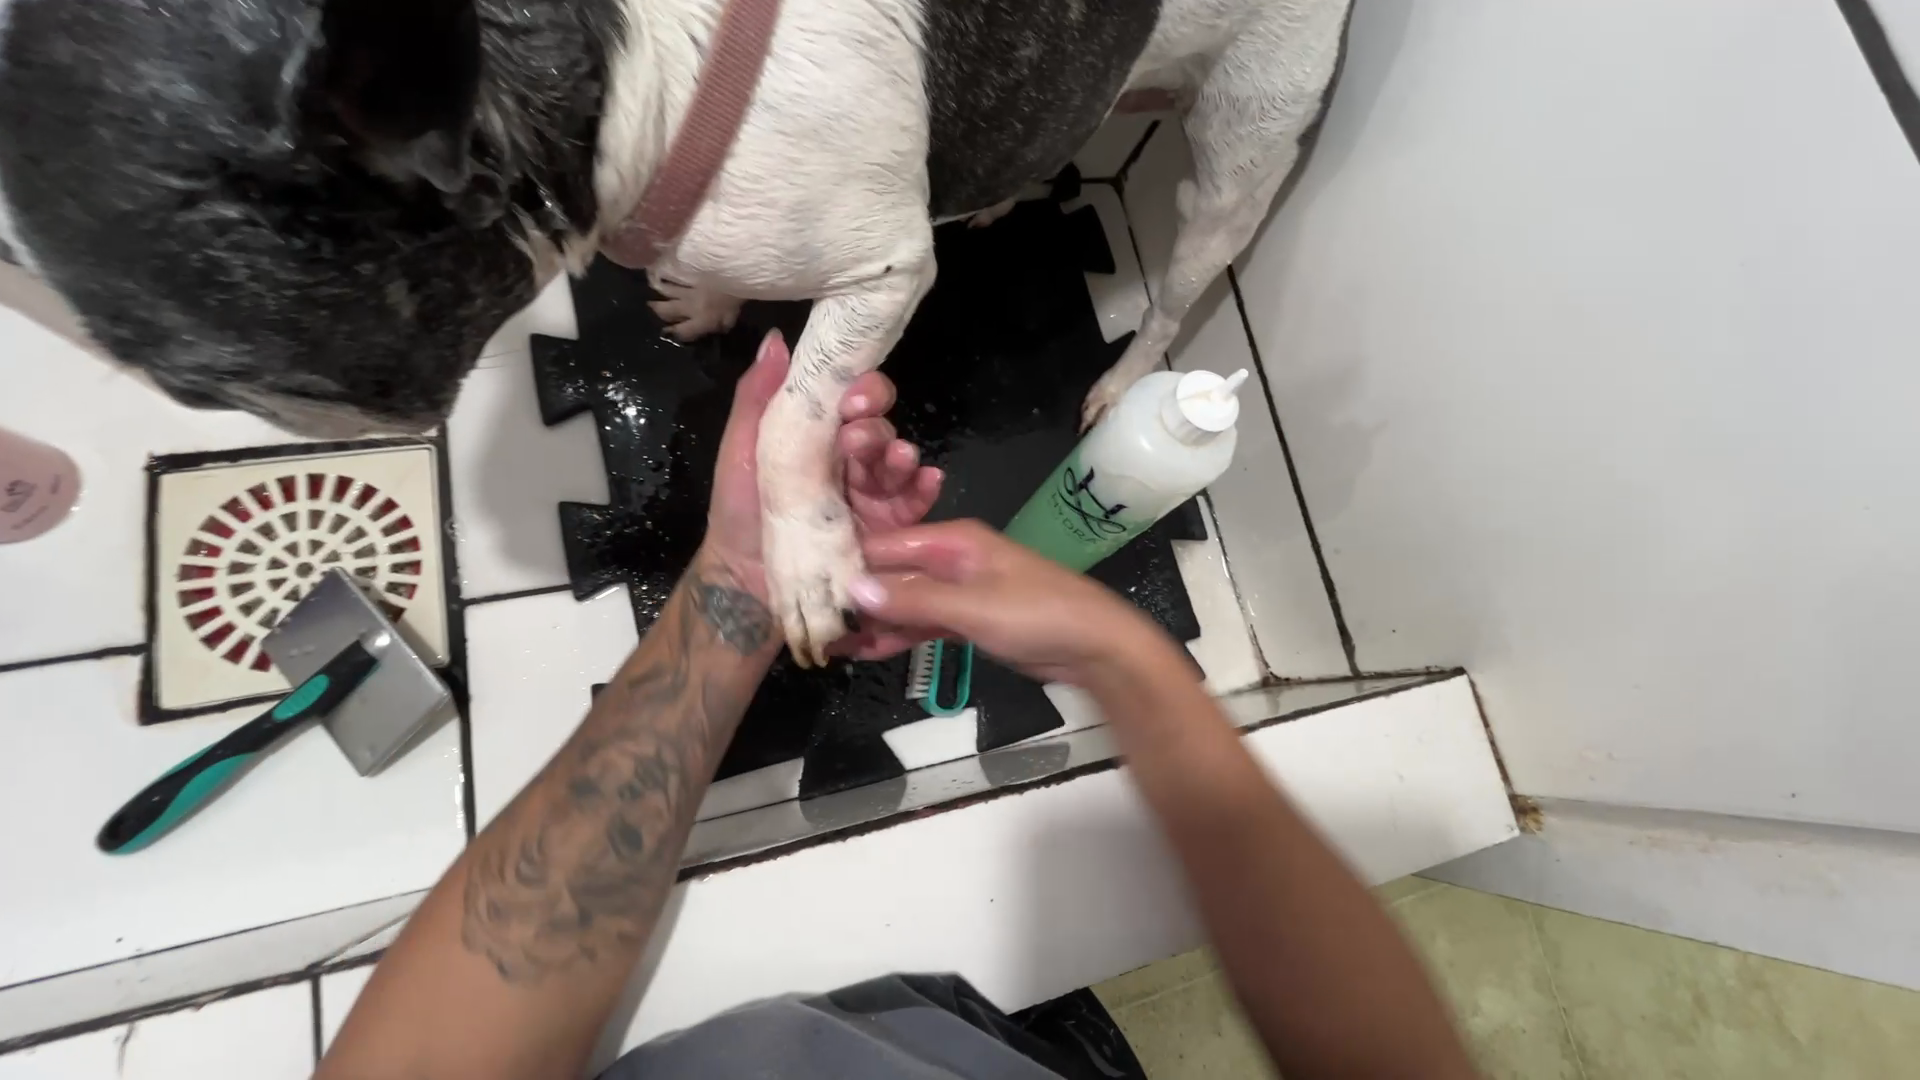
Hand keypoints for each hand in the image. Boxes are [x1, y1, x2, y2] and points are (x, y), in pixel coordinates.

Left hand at [703, 330, 942, 612]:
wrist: (745, 579)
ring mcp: (871, 495)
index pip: (852, 401)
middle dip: (875, 427)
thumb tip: (777, 340)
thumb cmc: (741, 511)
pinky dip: (925, 487)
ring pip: (899, 462)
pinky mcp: (886, 529)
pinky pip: (914, 503)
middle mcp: (850, 460)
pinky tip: (928, 478)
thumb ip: (759, 397)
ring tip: (898, 459)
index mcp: (818, 436)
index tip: (850, 400)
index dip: (859, 392)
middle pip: (880, 429)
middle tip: (858, 440)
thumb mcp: (743, 450)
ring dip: (902, 453)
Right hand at [844, 519, 1175, 684]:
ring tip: (833, 645)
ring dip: (874, 622)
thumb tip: (853, 590)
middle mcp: (950, 560)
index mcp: (952, 541)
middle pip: (891, 576)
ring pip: (905, 603)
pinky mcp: (969, 619)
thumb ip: (913, 600)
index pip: (885, 547)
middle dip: (856, 599)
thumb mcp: (972, 606)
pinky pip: (924, 623)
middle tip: (814, 626)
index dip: (847, 567)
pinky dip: (900, 636)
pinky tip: (869, 651)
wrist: (1095, 646)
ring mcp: (960, 591)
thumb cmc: (1037, 613)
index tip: (807, 589)